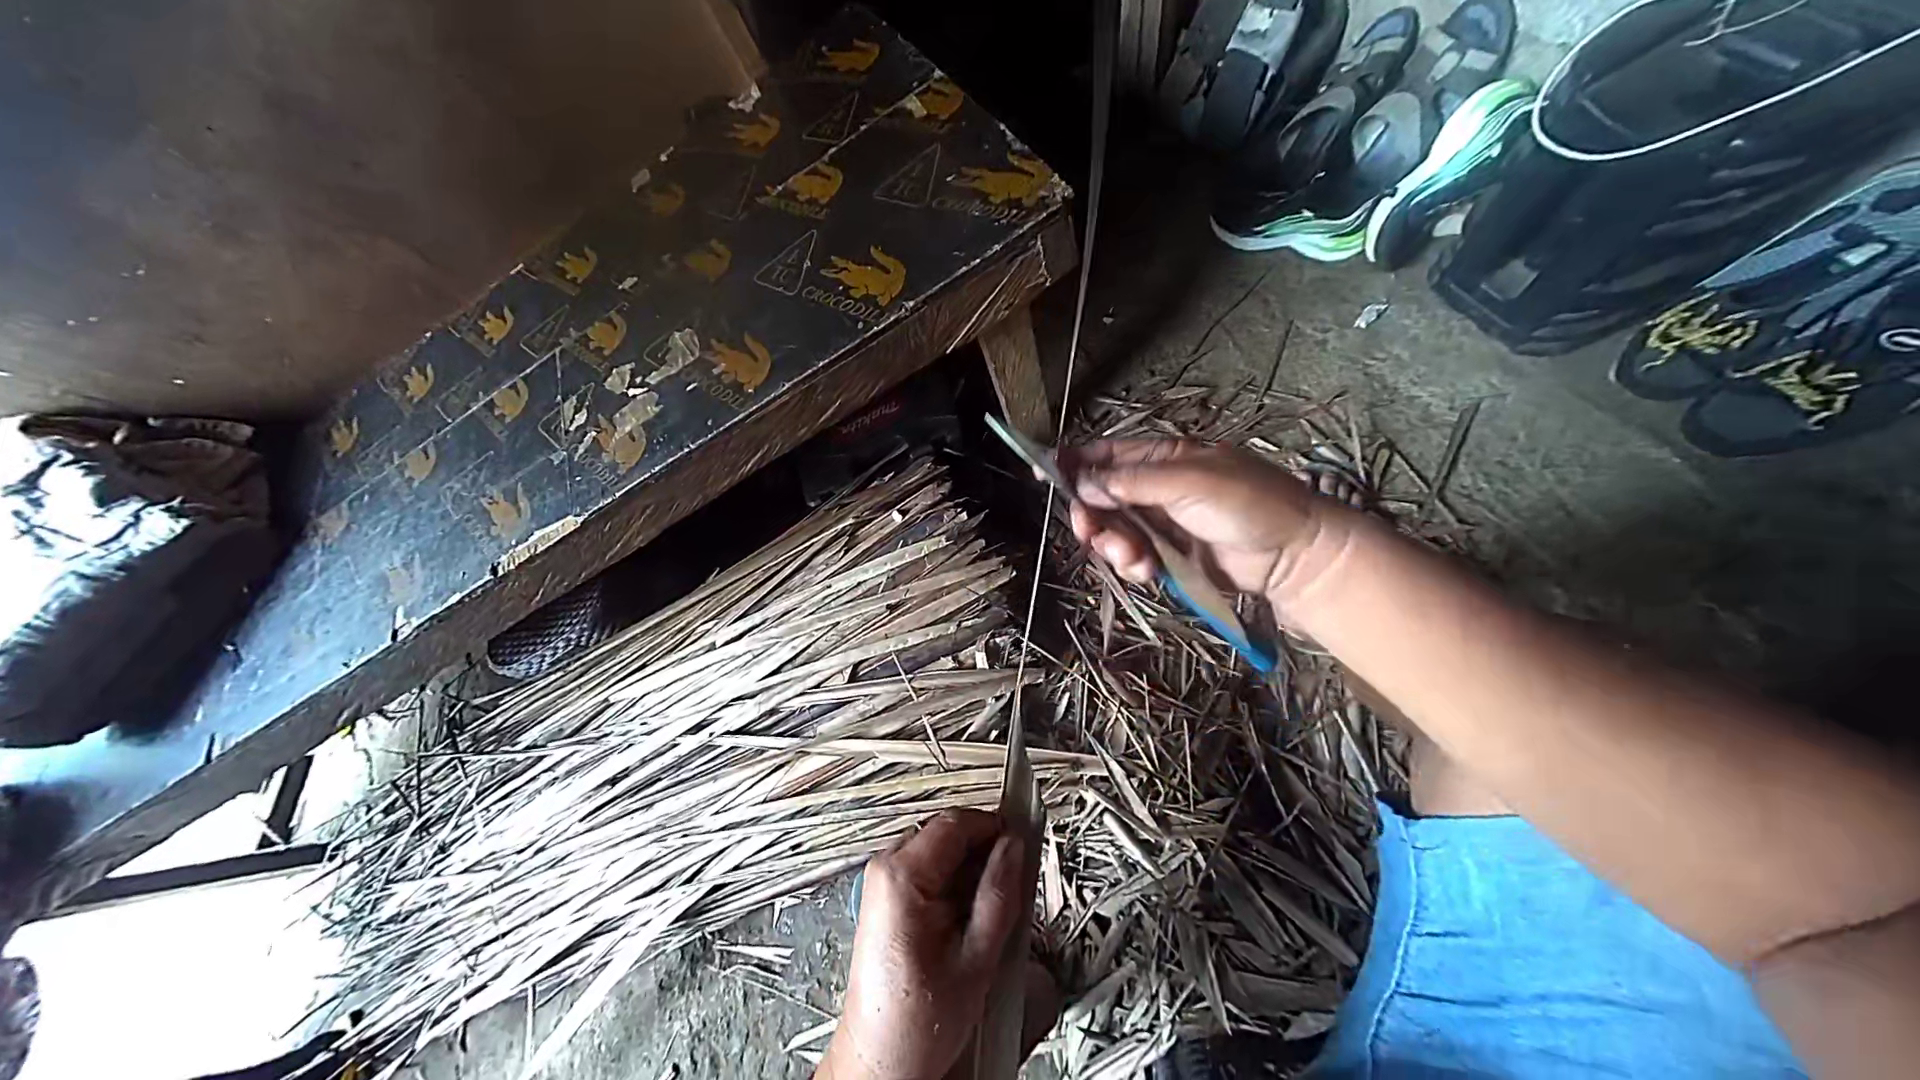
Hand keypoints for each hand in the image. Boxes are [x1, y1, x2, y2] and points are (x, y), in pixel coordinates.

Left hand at [818, 809, 1023, 1079]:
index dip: (994, 827)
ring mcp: (882, 884)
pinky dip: (954, 887)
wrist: (881, 1062)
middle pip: (947, 833)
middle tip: (1012, 883)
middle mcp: (885, 871)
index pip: (957, 822)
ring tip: (988, 914)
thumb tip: (1015, 849)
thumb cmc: (914, 1024)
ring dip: (970, 872)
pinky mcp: (886, 899)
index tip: (1023, 839)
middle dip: (983, 853)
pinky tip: (967, 922)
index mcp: (901, 877)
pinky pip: (929, 873)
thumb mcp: (976, 958)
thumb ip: (999, 894)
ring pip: (940, 852)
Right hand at [1058, 439, 1360, 609]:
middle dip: (1090, 516)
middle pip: (1099, 498)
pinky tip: (1148, 570)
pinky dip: (1132, 565)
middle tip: (1089, 530)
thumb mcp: (1188, 482)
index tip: (1043, 475)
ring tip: (1135, 557)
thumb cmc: (1247, 503)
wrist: (1292, 555)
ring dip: (1113, 546)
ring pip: (1111, 532)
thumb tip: (1081, 483)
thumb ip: (1131, 482)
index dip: (1073, 463)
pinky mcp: (1165, 556)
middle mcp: (1153, 488)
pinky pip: (1130, 558)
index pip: (1105, 454)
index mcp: (1161, 457)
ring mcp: (1158, 524)